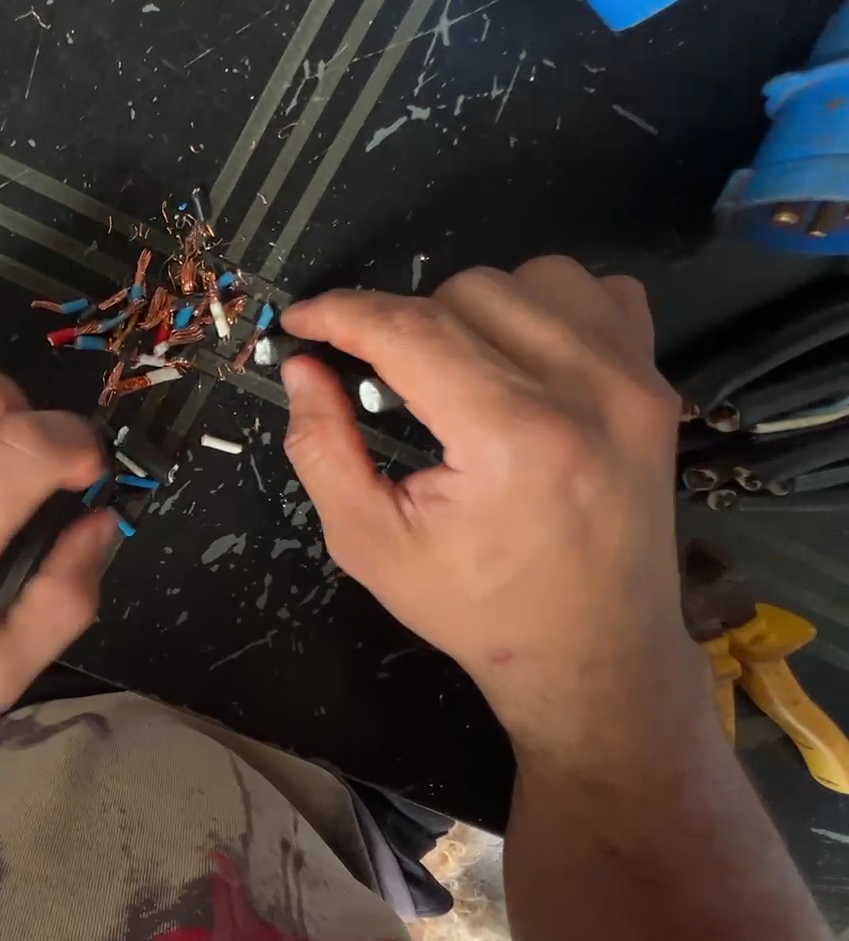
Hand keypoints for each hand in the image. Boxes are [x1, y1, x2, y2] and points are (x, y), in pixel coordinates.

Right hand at [279, 257, 702, 750]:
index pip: (411, 331)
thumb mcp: (363, 539)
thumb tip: (302, 370)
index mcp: (509, 436)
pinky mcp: (657, 384)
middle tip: (372, 381)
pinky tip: (510, 359)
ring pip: (531, 278)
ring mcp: (636, 381)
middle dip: (397, 324)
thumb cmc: (467, 602)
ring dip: (465, 310)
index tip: (296, 320)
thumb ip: (321, 447)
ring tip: (441, 368)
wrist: (589, 648)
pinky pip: (596, 294)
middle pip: (466, 293)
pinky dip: (538, 308)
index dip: (340, 313)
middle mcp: (587, 390)